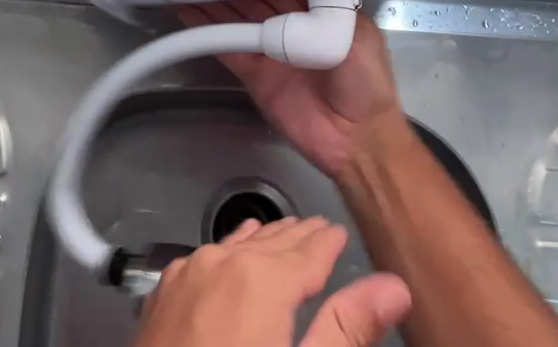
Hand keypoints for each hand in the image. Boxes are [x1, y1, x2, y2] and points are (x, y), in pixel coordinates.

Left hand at [135, 217, 410, 346]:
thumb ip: (347, 328)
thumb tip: (392, 288)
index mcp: (260, 278)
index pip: (308, 252)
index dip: (328, 243)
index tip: (341, 232)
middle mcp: (220, 263)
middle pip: (272, 243)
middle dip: (300, 237)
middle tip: (321, 229)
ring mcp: (186, 275)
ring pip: (237, 246)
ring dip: (266, 241)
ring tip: (286, 235)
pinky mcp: (164, 294)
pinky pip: (207, 258)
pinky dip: (229, 251)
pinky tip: (233, 251)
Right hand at [178, 0, 402, 178]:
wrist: (359, 139)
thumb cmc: (366, 82)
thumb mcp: (358, 32)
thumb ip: (326, 3)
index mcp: (320, 11)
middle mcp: (293, 26)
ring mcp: (272, 50)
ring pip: (238, 18)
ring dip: (216, 1)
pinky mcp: (255, 74)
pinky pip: (228, 48)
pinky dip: (208, 32)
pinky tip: (189, 13)